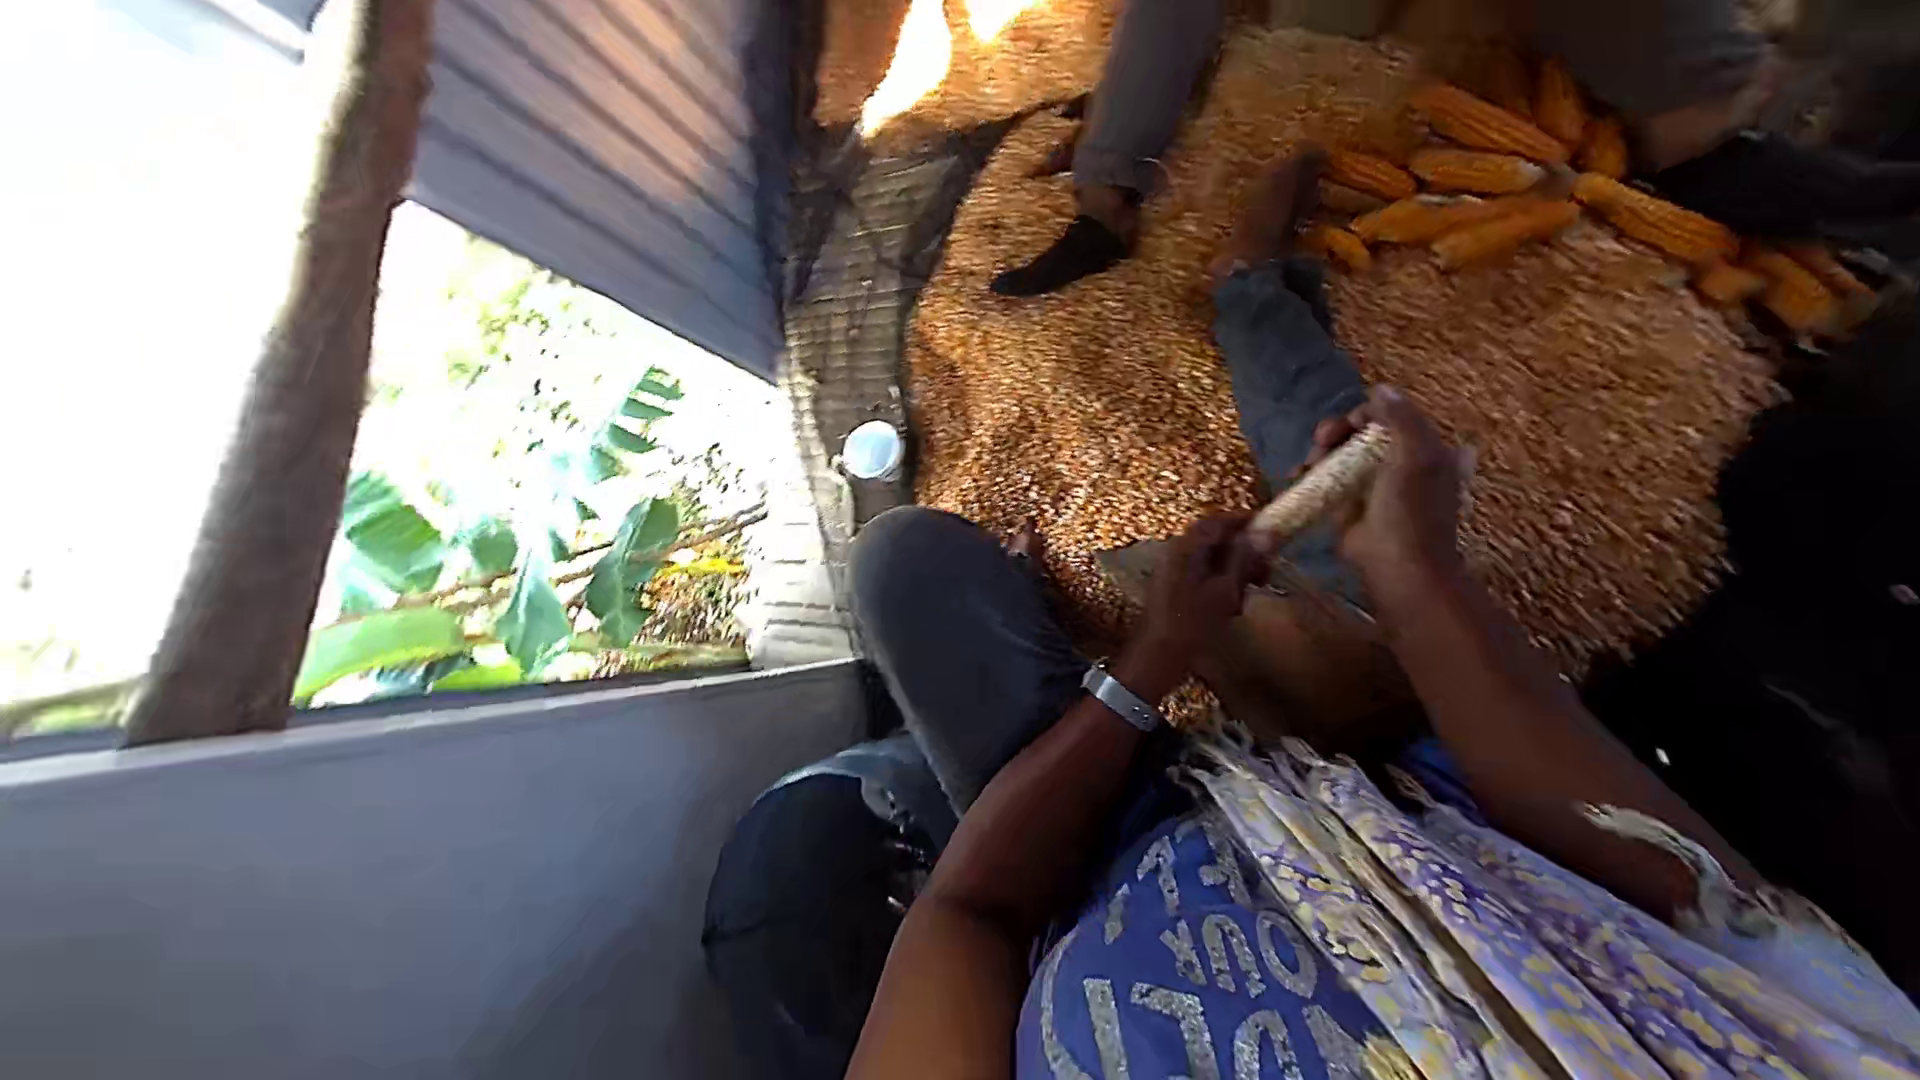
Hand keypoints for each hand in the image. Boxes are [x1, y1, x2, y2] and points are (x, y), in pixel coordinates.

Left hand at [1117, 513, 1263, 700]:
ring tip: (1254, 590)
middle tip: (1267, 570)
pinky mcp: (1173, 589)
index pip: (1216, 521)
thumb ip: (1243, 559)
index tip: (1272, 529)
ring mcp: (1171, 571)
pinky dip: (1220, 584)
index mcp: (1184, 548)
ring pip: (1210, 560)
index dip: (1244, 521)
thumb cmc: (1191, 624)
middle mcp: (1175, 553)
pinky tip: (1233, 605)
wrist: (1155, 658)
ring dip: (1234, 571)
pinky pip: (1202, 577)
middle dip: (1243, 551)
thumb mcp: (1224, 591)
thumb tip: (1265, 532)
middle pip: (1214, 540)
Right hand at [1303, 385, 1467, 598]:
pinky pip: (1323, 479)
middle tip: (1321, 439)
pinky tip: (1296, 476)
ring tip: (1307, 464)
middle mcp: (1396, 463)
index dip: (1367, 414)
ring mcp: (1369, 485)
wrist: (1395, 562)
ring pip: (1337, 454)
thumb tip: (1379, 387)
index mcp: (1424, 449)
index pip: (1391, 416)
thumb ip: (1400, 419)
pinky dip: (1308, 475)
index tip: (1350, 424)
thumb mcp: (1414, 456)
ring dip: (1318, 453)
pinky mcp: (1344, 504)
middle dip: (1336, 432)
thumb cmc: (1410, 509)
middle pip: (1359, 433)